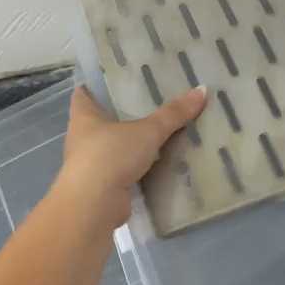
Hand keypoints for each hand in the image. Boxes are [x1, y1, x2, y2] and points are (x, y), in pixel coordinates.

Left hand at [55, 85, 205, 228]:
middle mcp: (82, 139)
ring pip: (113, 148)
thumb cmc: (110, 155)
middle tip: (149, 104)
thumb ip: (172, 114)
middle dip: (121, 115)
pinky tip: (159, 164)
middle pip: (100, 121)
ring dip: (130, 144)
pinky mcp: (103, 187)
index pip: (83, 94)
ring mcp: (91, 165)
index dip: (95, 86)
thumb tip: (201, 90)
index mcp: (84, 118)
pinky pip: (123, 171)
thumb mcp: (146, 131)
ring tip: (159, 134)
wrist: (94, 205)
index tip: (114, 79)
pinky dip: (137, 168)